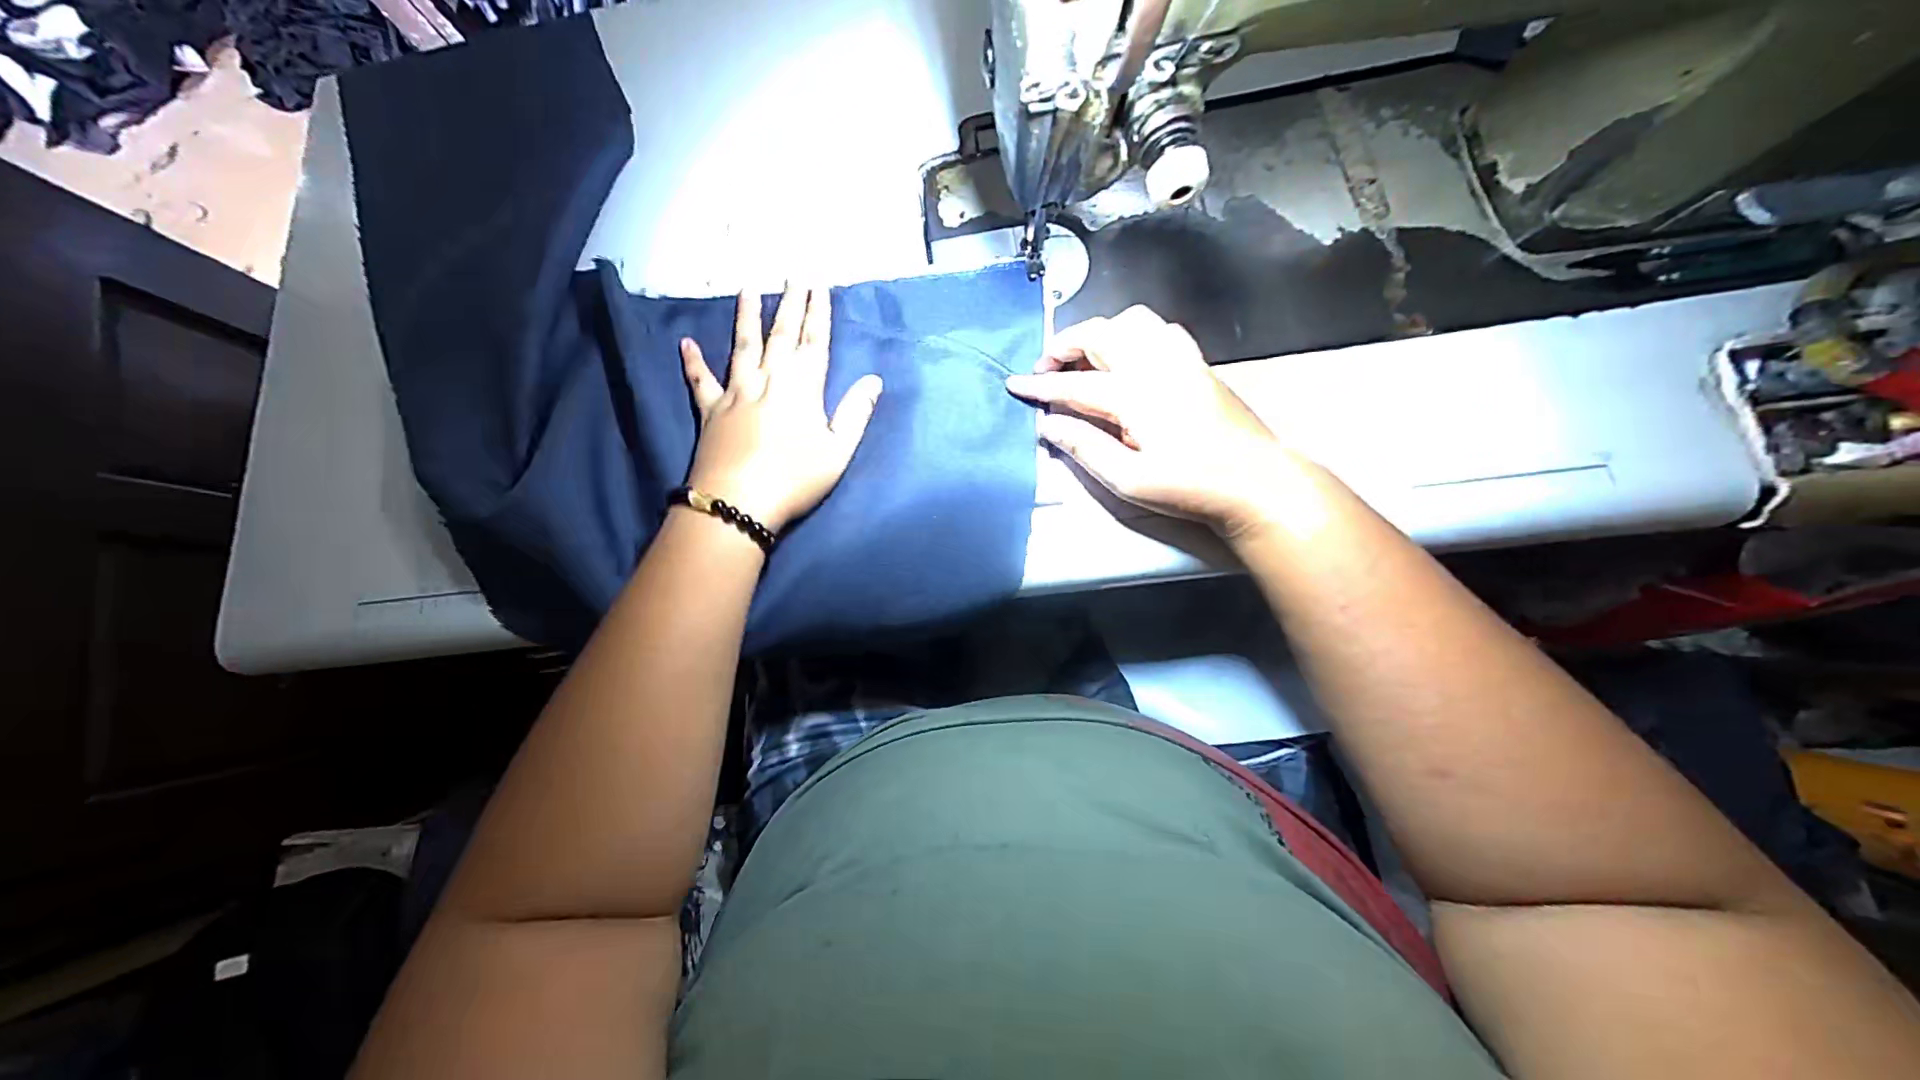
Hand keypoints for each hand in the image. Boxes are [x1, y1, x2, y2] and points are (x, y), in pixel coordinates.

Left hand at [679, 283, 882, 533]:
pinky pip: (700, 381)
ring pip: (742, 346)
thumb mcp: (837, 451)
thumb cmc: (795, 479)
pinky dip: (693, 362)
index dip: (818, 313)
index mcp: (802, 389)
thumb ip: (855, 413)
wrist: (738, 502)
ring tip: (748, 288)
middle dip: (789, 304)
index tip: (819, 285)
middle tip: (793, 274)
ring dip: (746, 316)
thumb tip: (874, 380)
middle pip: (780, 336)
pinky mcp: (710, 411)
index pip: (814, 343)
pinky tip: (685, 343)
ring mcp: (735, 393)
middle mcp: (768, 380)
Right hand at [1006, 305, 1308, 538]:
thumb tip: (1049, 425)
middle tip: (1047, 369)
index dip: (1040, 385)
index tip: (1015, 385)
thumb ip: (1085, 448)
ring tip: (1087, 358)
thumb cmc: (1191, 487)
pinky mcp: (1198, 364)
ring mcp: (1181, 359)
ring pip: (1132, 321)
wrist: (1256, 482)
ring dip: (1102, 333)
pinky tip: (1131, 358)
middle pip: (1101, 334)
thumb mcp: (1129, 481)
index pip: (1075, 384)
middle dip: (1066, 345)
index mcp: (1135, 395)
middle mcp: (1156, 365)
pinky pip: (1161, 329)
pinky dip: (1135, 334)